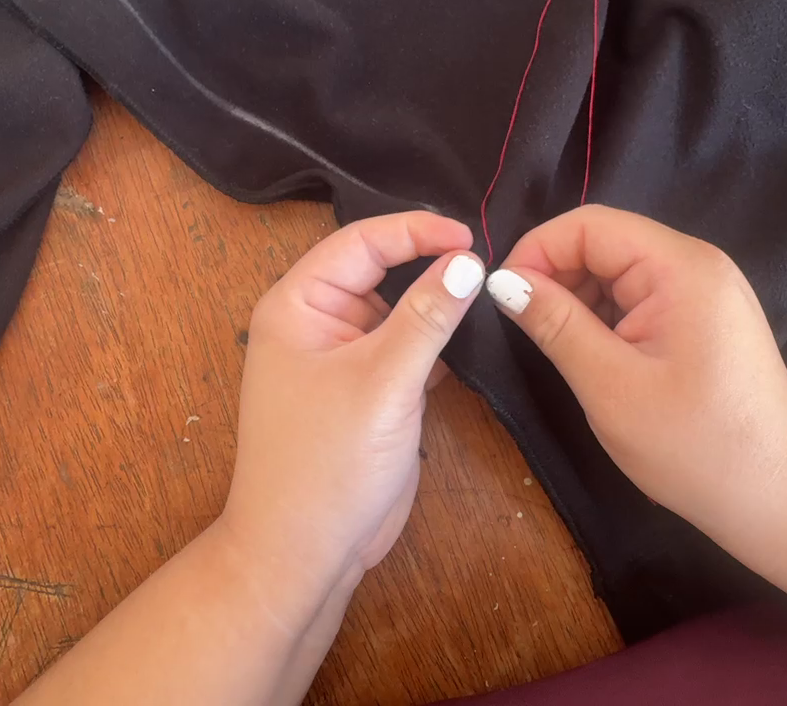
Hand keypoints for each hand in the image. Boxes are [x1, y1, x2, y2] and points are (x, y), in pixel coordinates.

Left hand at [222, 211, 485, 589]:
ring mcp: (345, 354)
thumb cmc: (328, 462)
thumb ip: (427, 317)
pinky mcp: (370, 386)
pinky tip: (473, 339)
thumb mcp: (382, 381)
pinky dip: (437, 341)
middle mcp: (318, 320)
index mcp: (299, 303)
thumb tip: (468, 261)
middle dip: (428, 263)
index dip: (414, 231)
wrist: (306, 555)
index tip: (469, 236)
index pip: (360, 242)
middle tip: (484, 262)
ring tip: (487, 292)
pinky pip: (406, 345)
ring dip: (436, 303)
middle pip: (379, 270)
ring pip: (398, 308)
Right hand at [484, 206, 786, 559]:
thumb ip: (554, 323)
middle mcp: (694, 263)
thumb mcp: (609, 385)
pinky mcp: (699, 315)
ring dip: (576, 297)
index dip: (537, 250)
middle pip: (603, 242)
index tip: (502, 295)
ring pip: (614, 268)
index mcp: (680, 267)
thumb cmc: (695, 447)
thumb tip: (501, 281)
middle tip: (523, 325)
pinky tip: (591, 352)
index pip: (589, 226)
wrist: (780, 502)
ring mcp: (701, 288)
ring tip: (557, 344)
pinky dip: (602, 315)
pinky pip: (635, 294)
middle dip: (555, 274)